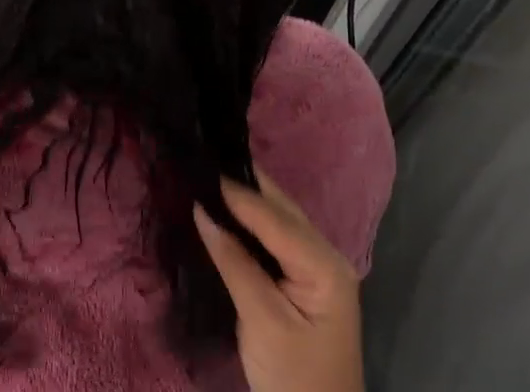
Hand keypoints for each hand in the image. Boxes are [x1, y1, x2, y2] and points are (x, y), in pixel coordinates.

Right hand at [194, 171, 363, 391]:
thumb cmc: (293, 377)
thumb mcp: (261, 321)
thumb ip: (234, 263)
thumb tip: (204, 212)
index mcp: (325, 266)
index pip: (274, 217)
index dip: (237, 192)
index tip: (200, 166)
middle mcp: (328, 258)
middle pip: (282, 210)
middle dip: (246, 184)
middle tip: (204, 159)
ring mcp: (320, 269)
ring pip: (281, 220)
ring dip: (248, 200)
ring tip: (210, 176)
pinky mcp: (307, 281)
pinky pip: (278, 238)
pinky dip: (253, 222)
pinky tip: (229, 212)